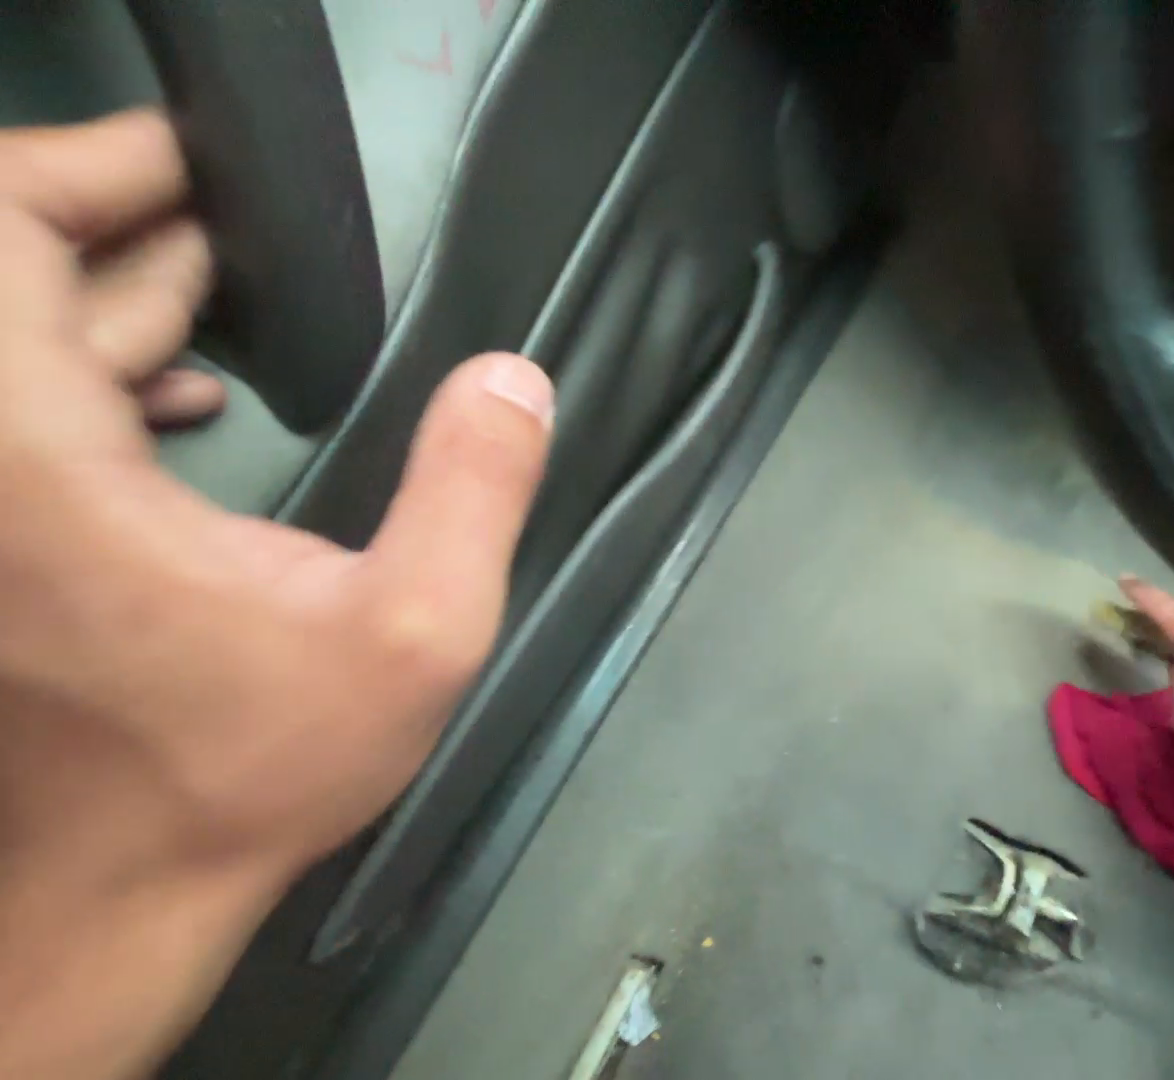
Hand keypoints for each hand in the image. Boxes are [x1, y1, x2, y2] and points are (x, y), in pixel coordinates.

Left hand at [0, 109, 552, 898]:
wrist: (108, 890)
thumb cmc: (261, 763)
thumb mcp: (421, 627)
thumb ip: (475, 490)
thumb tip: (514, 379)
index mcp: (32, 463)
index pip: (2, 241)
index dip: (93, 170)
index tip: (204, 164)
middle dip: (119, 220)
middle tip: (246, 216)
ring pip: (10, 347)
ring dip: (114, 295)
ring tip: (235, 283)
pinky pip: (15, 413)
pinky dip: (91, 373)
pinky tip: (191, 398)